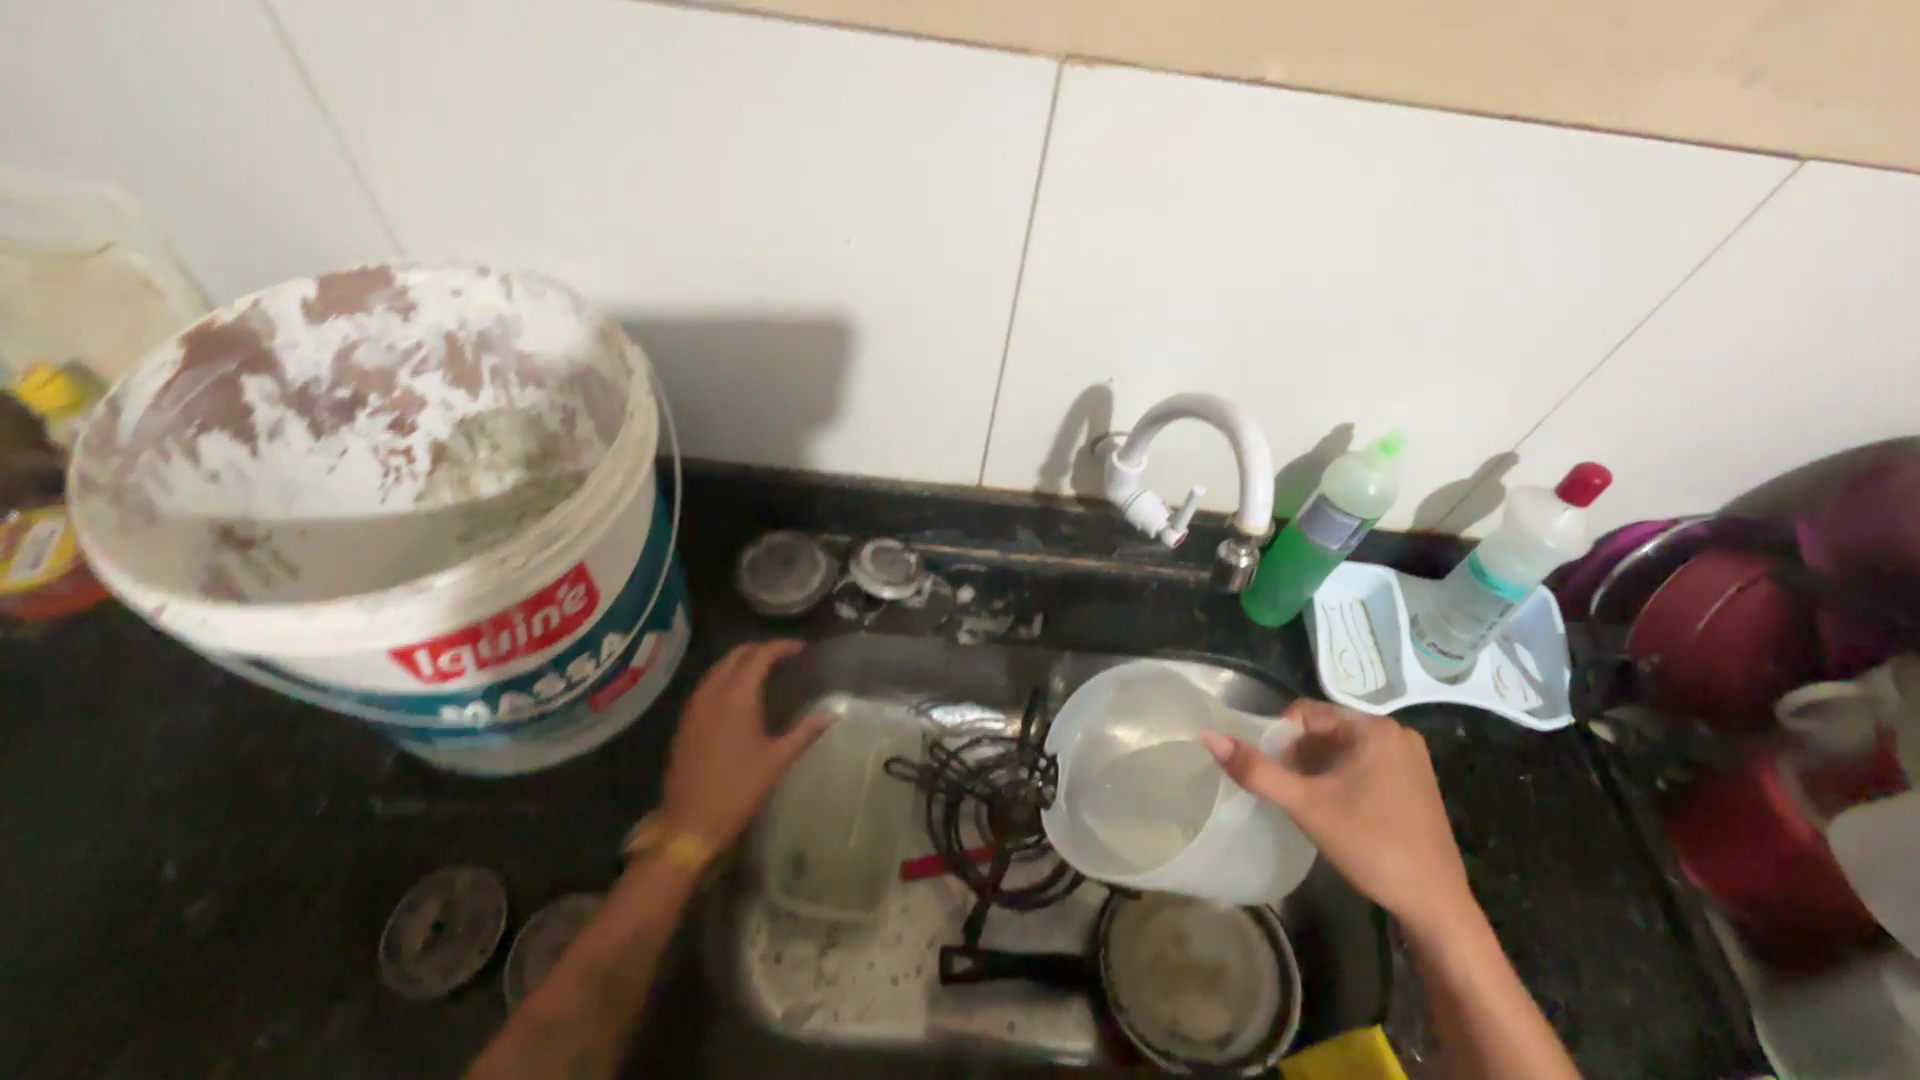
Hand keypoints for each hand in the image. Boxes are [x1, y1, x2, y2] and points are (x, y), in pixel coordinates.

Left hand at [660, 640, 830, 851]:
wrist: (691, 821)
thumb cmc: (739, 789)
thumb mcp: (778, 759)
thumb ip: (807, 730)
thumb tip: (835, 711)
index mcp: (738, 696)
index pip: (761, 655)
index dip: (782, 647)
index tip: (802, 649)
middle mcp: (713, 692)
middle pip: (736, 655)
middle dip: (761, 649)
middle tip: (785, 656)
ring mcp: (695, 705)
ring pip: (718, 668)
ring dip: (741, 662)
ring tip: (765, 671)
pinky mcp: (686, 720)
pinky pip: (707, 685)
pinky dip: (725, 678)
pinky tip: (740, 695)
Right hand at [1200, 702, 1476, 935]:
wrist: (1435, 902)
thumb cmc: (1371, 845)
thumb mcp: (1306, 805)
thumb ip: (1257, 770)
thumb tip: (1208, 736)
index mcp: (1374, 728)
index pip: (1306, 713)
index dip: (1278, 739)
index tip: (1270, 774)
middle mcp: (1396, 733)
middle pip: (1325, 731)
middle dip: (1298, 757)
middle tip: (1287, 793)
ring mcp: (1410, 759)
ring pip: (1343, 750)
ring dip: (1317, 770)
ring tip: (1306, 804)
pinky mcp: (1415, 784)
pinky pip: (1364, 766)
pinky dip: (1341, 780)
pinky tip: (1334, 811)